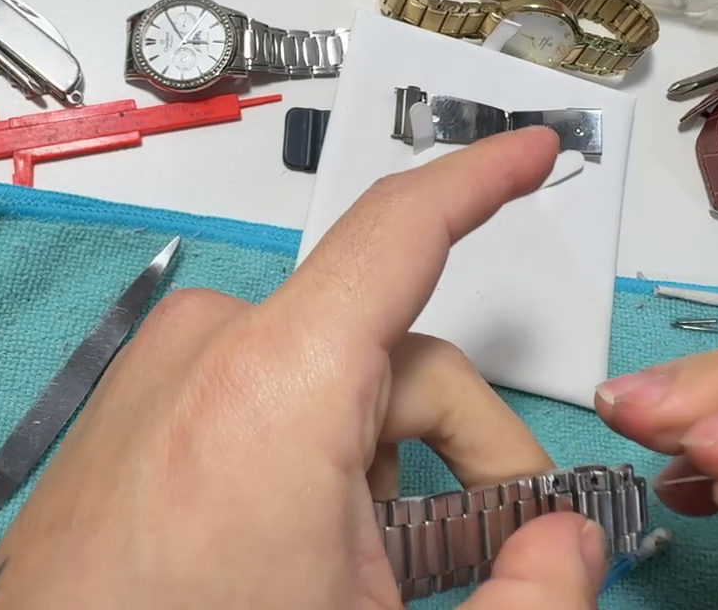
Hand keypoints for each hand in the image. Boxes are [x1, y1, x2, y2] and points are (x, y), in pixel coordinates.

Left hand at [0, 128, 609, 607]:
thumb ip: (520, 598)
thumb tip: (573, 541)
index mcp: (278, 378)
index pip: (401, 229)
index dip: (482, 177)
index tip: (534, 151)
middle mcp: (217, 339)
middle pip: (392, 349)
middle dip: (463, 441)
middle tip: (500, 539)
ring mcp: (170, 357)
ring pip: (332, 371)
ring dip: (379, 453)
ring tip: (360, 564)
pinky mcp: (144, 384)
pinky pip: (267, 381)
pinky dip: (313, 439)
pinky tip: (296, 533)